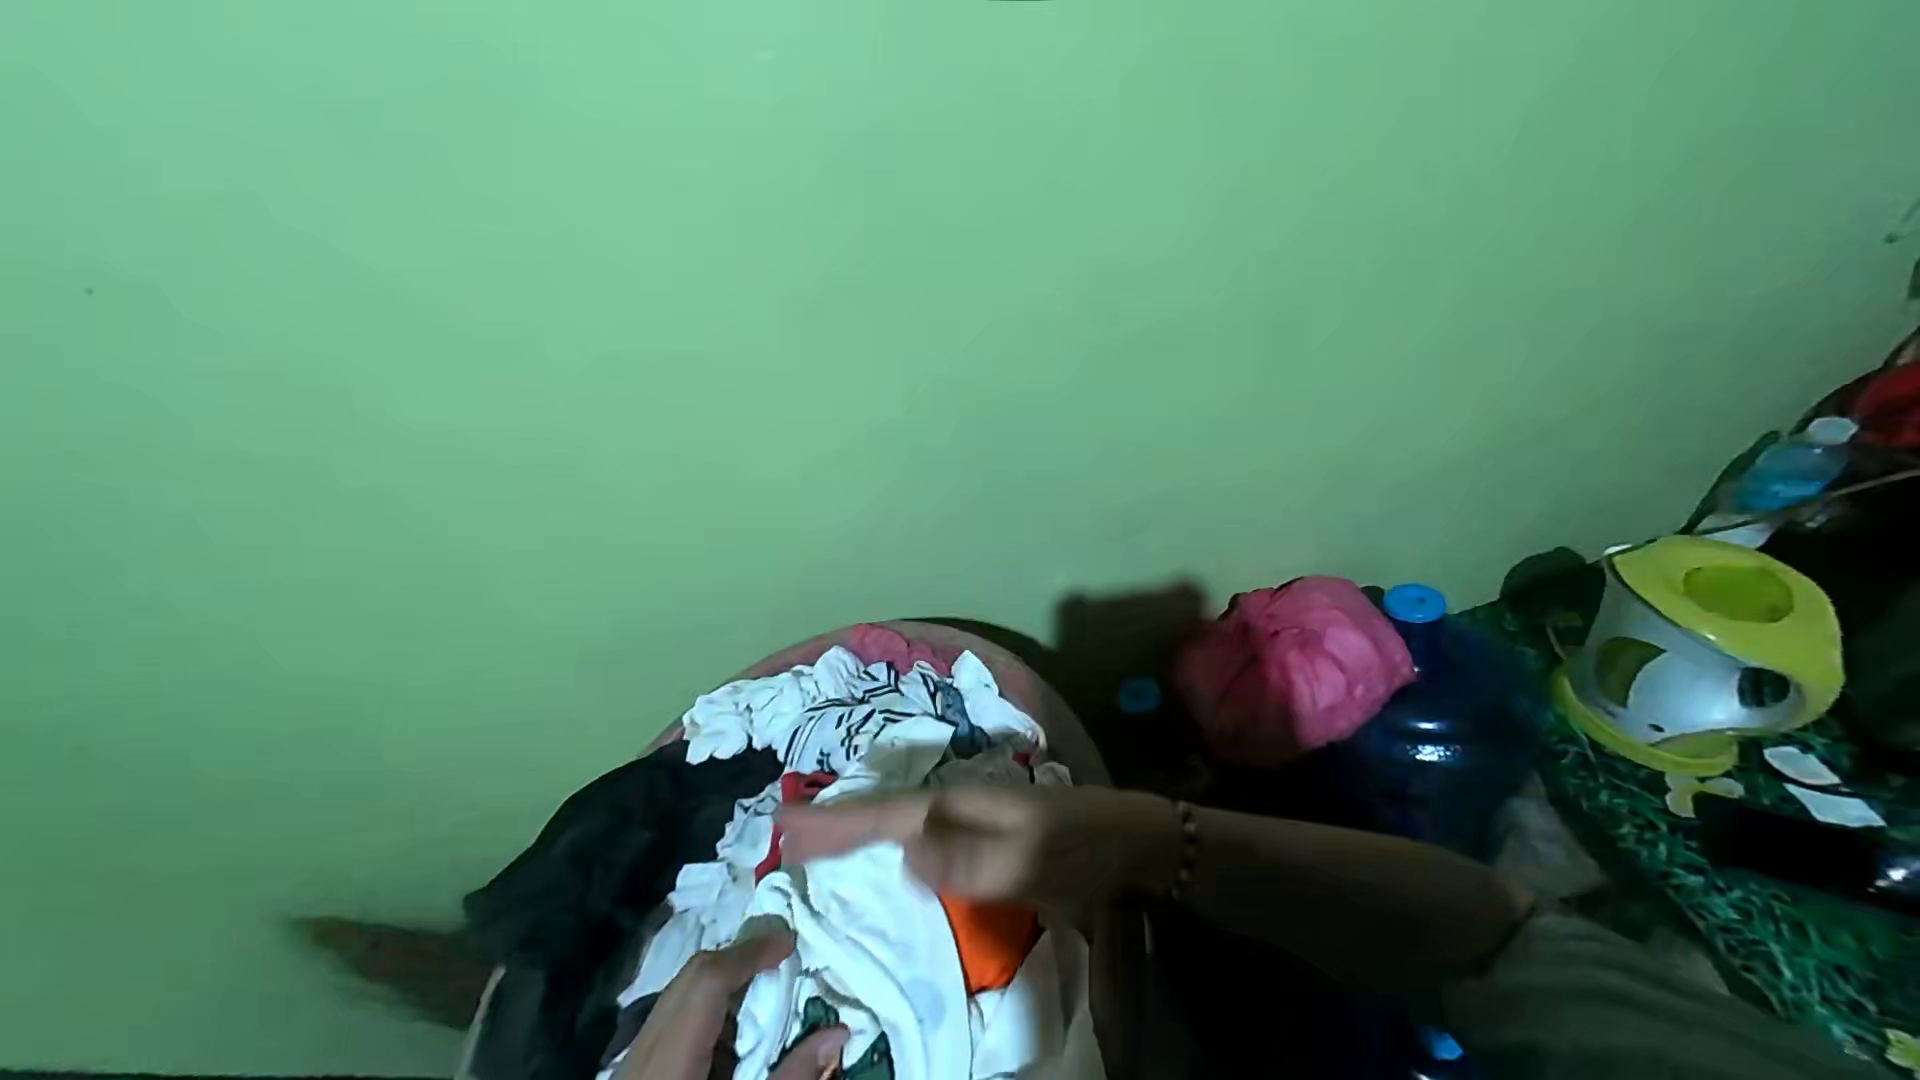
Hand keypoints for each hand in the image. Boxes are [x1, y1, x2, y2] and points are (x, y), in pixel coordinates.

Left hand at [615, 916, 846, 1079]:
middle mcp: (646, 1052)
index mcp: (671, 1062)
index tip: (789, 945)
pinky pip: (672, 1020)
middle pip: (692, 978)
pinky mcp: (632, 1074)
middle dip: (740, 960)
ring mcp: (633, 1063)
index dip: (749, 953)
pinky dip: (707, 1013)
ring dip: (724, 986)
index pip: (707, 983)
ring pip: (680, 995)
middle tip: (781, 962)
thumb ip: (792, 1078)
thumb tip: (839, 1033)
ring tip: (763, 997)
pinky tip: (730, 1040)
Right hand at [777, 785, 1180, 915]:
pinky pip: (917, 846)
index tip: (786, 824)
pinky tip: (877, 859)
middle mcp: (953, 809)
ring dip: (853, 833)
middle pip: (882, 815)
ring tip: (812, 842)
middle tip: (784, 833)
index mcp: (957, 803)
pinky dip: (885, 849)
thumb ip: (968, 857)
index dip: (835, 820)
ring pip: (896, 827)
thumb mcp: (1028, 853)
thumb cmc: (1077, 842)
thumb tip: (901, 853)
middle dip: (833, 823)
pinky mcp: (976, 845)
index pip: (885, 814)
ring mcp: (965, 825)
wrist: (1124, 841)